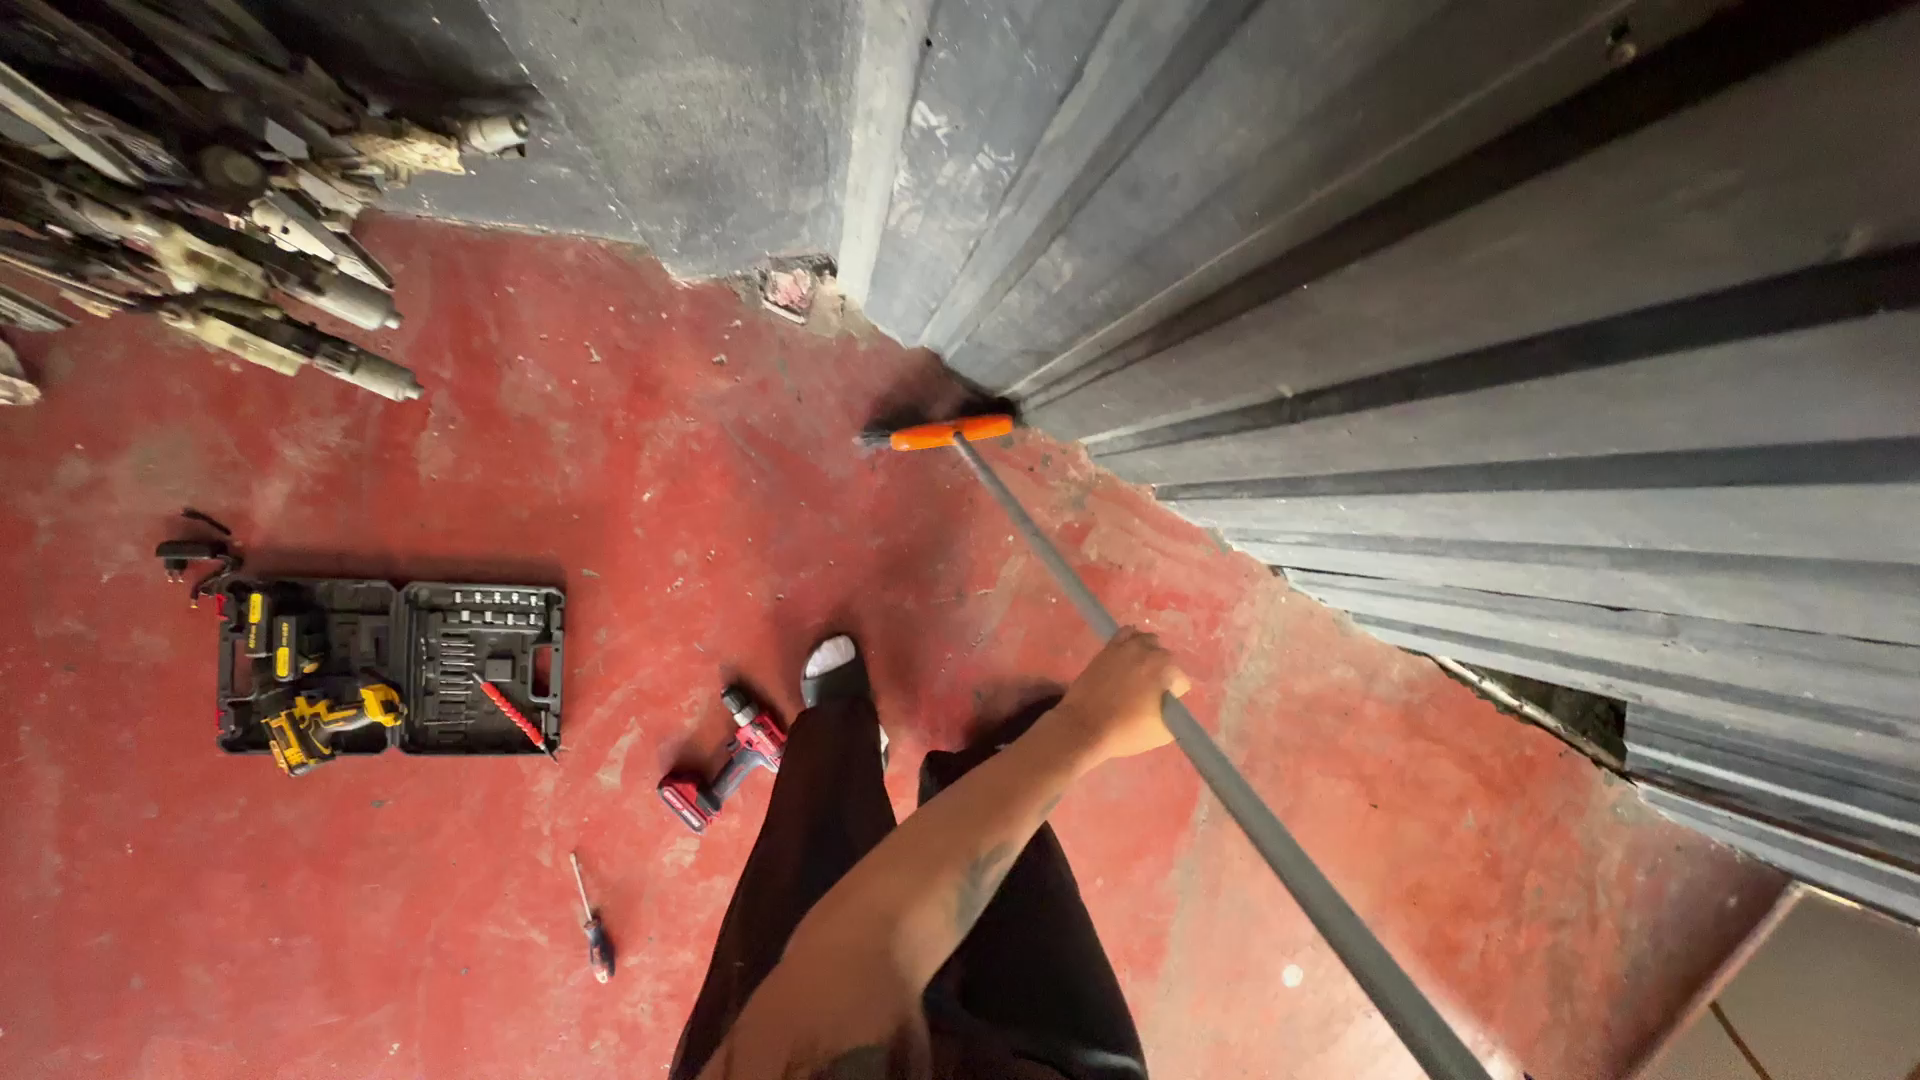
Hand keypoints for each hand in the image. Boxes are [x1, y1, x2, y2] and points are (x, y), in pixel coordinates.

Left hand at [1048, 627, 1190, 761]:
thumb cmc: (1127, 731)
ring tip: (1140, 674)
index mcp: (1168, 670)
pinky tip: (1128, 654)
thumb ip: (1176, 713)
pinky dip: (1131, 640)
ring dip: (1149, 655)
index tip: (1161, 708)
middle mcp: (1150, 651)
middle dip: (1162, 675)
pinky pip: (1126, 633)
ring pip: (1148, 642)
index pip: (1181, 681)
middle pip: (1166, 660)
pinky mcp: (1109, 647)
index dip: (1173, 697)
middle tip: (1149, 694)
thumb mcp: (1164, 731)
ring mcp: (1127, 646)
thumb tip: (1172, 703)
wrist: (1085, 726)